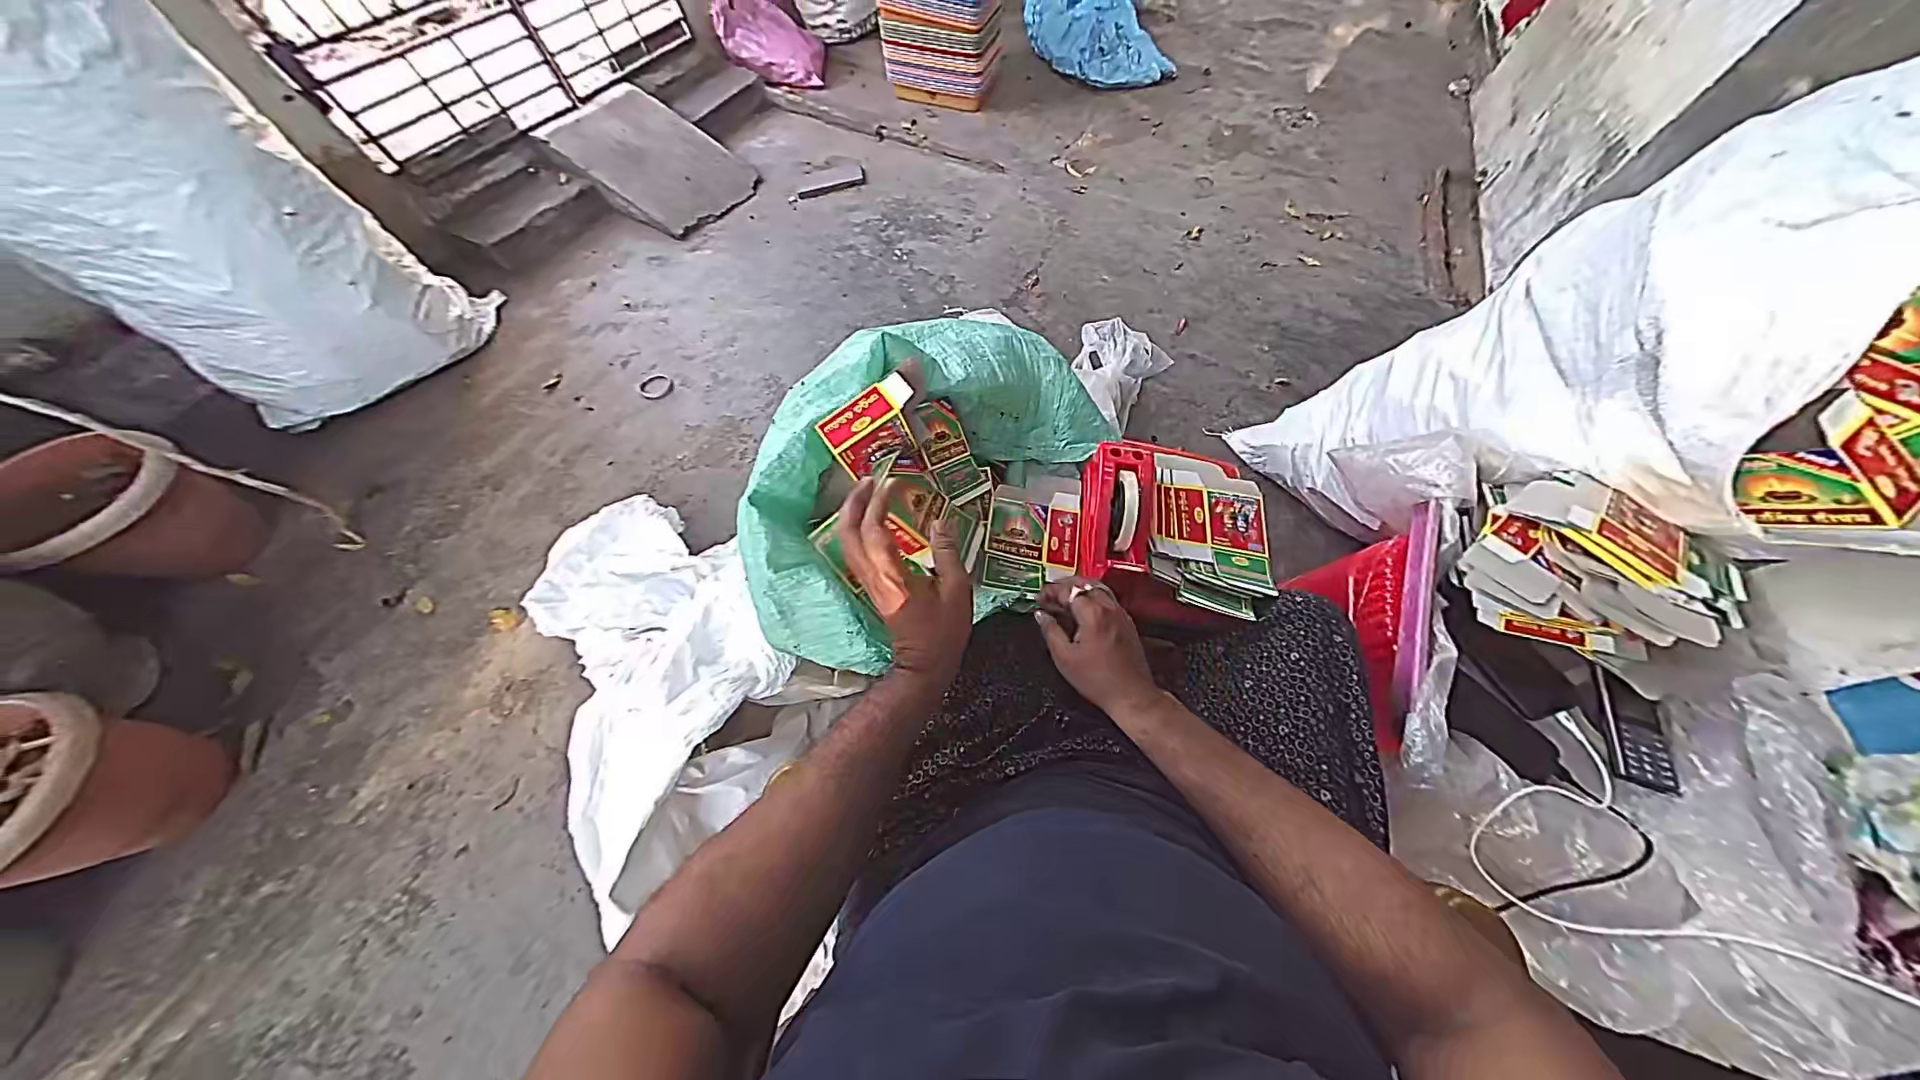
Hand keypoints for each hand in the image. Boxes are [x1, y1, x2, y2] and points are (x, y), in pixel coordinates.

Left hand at [836, 477, 973, 685]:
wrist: (924, 664)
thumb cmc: (944, 630)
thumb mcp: (957, 589)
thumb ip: (947, 552)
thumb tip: (940, 521)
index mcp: (893, 576)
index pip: (875, 531)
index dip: (879, 503)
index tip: (892, 483)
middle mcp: (873, 577)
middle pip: (848, 533)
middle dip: (854, 502)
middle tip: (869, 479)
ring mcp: (868, 583)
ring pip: (846, 542)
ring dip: (852, 514)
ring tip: (867, 493)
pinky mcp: (870, 587)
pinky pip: (854, 552)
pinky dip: (857, 530)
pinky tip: (870, 520)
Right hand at [1034, 576, 1163, 715]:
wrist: (1130, 695)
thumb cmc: (1100, 681)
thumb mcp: (1064, 657)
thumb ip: (1050, 631)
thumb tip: (1042, 617)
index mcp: (1093, 614)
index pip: (1068, 591)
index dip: (1050, 592)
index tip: (1040, 598)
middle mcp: (1110, 609)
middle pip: (1084, 585)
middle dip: (1064, 587)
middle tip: (1050, 595)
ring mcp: (1120, 615)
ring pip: (1097, 590)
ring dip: (1079, 591)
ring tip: (1064, 601)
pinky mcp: (1127, 623)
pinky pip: (1107, 601)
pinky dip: (1092, 600)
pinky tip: (1082, 613)